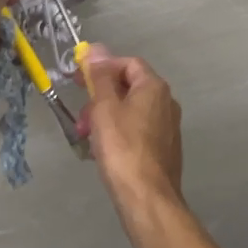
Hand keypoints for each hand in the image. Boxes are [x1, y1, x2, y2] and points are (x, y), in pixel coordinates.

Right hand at [79, 45, 184, 213]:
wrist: (148, 199)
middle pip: (129, 87)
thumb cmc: (123, 148)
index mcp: (154, 87)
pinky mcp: (164, 149)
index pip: (128, 63)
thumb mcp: (105, 108)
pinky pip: (137, 131)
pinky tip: (102, 152)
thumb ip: (100, 77)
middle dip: (101, 98)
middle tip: (81, 117)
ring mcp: (168, 127)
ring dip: (106, 118)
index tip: (80, 80)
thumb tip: (96, 49)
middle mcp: (166, 102)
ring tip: (87, 138)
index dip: (103, 67)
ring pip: (131, 111)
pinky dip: (118, 134)